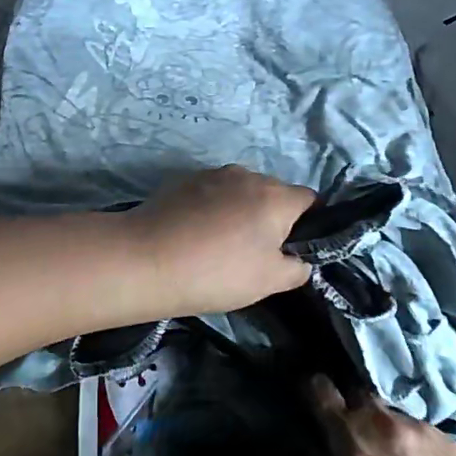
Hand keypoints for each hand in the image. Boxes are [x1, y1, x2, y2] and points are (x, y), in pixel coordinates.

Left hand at [124, 165, 315, 314]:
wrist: (146, 259)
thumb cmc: (217, 271)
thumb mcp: (270, 281)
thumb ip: (296, 267)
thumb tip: (298, 258)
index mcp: (275, 195)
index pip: (309, 200)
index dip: (309, 223)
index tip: (294, 248)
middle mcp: (245, 175)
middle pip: (272, 191)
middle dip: (271, 216)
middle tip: (256, 251)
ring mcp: (209, 174)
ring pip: (238, 190)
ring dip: (239, 209)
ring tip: (221, 243)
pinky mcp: (180, 180)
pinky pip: (210, 192)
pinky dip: (211, 207)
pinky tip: (195, 233)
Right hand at [308, 376, 455, 455]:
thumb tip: (307, 432)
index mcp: (350, 437)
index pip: (319, 386)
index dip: (313, 389)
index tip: (313, 399)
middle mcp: (382, 422)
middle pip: (356, 390)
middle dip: (350, 404)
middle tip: (353, 429)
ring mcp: (419, 426)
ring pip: (389, 410)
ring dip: (383, 424)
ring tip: (394, 454)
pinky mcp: (450, 437)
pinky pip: (419, 428)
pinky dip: (412, 440)